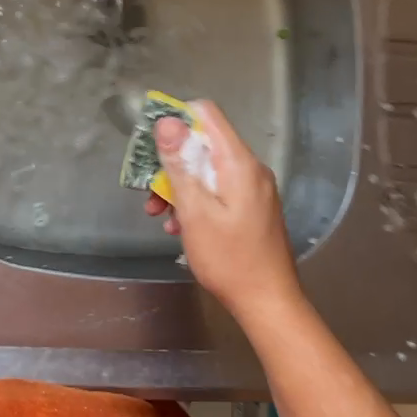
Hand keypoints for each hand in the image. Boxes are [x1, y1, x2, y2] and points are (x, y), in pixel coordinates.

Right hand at [143, 101, 303, 318]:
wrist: (268, 302)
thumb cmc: (229, 258)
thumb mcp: (195, 211)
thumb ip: (180, 164)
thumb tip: (167, 121)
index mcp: (239, 163)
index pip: (206, 114)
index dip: (176, 119)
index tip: (151, 141)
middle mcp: (250, 169)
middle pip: (204, 144)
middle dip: (171, 162)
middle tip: (148, 191)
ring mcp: (254, 189)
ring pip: (208, 170)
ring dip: (179, 187)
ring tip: (159, 216)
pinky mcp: (252, 208)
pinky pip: (218, 190)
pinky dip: (196, 201)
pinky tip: (180, 227)